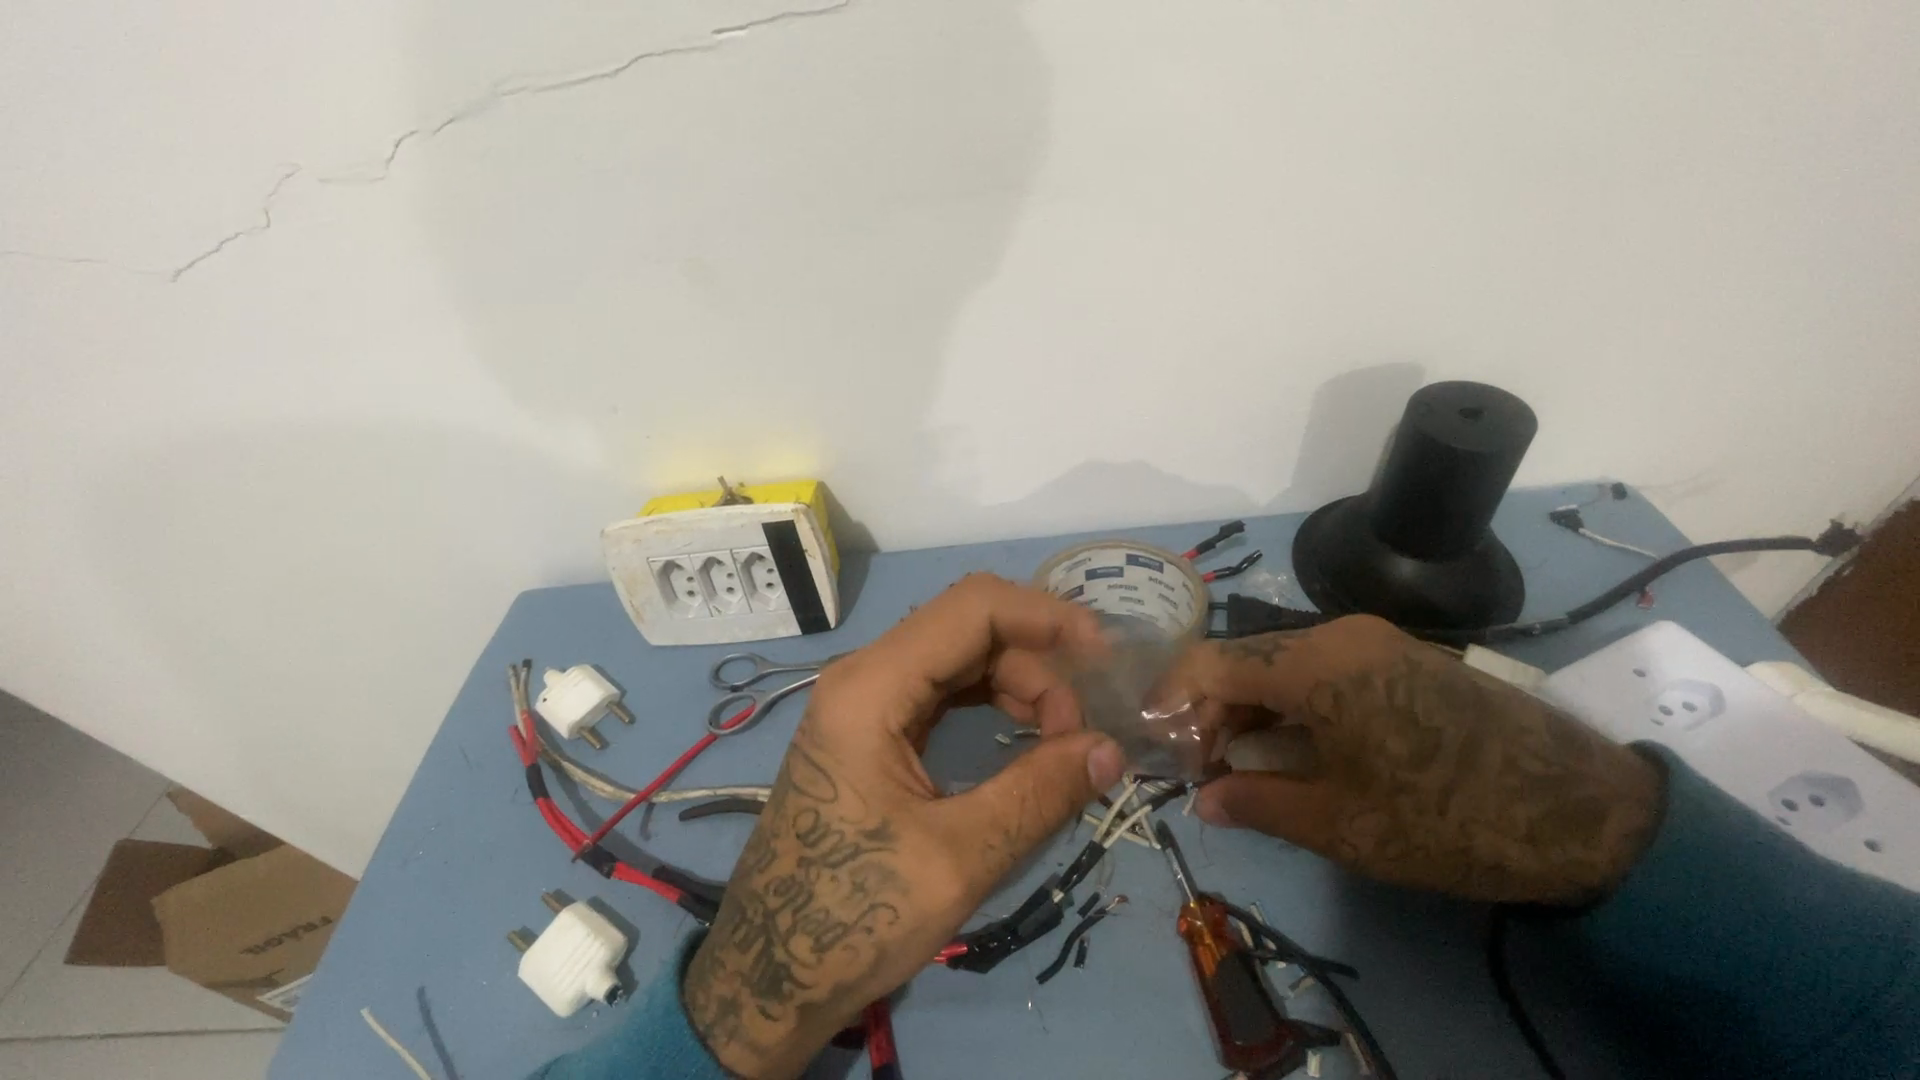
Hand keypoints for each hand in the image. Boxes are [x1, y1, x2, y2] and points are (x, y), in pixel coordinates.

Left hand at [683, 575, 1125, 1077]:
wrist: (772, 969)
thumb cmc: (854, 917)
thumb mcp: (958, 858)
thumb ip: (1038, 793)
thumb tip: (1111, 748)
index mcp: (872, 689)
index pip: (972, 607)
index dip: (1046, 616)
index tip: (1103, 654)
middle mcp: (864, 676)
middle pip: (969, 629)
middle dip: (1038, 665)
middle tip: (1080, 733)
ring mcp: (864, 701)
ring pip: (960, 658)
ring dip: (1019, 685)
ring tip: (1060, 741)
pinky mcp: (871, 729)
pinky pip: (942, 691)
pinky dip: (991, 703)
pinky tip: (1023, 737)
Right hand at [1178, 616, 1663, 904]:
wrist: (1586, 813)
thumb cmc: (1444, 818)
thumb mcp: (1339, 823)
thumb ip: (1257, 802)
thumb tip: (1202, 800)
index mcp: (1315, 663)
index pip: (1211, 663)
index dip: (1172, 698)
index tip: (1154, 740)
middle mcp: (1339, 634)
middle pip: (1244, 659)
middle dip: (1210, 710)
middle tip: (1199, 766)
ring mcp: (1374, 641)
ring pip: (1282, 663)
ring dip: (1250, 707)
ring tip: (1237, 761)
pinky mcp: (1401, 657)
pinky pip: (1322, 668)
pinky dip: (1290, 702)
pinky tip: (1289, 744)